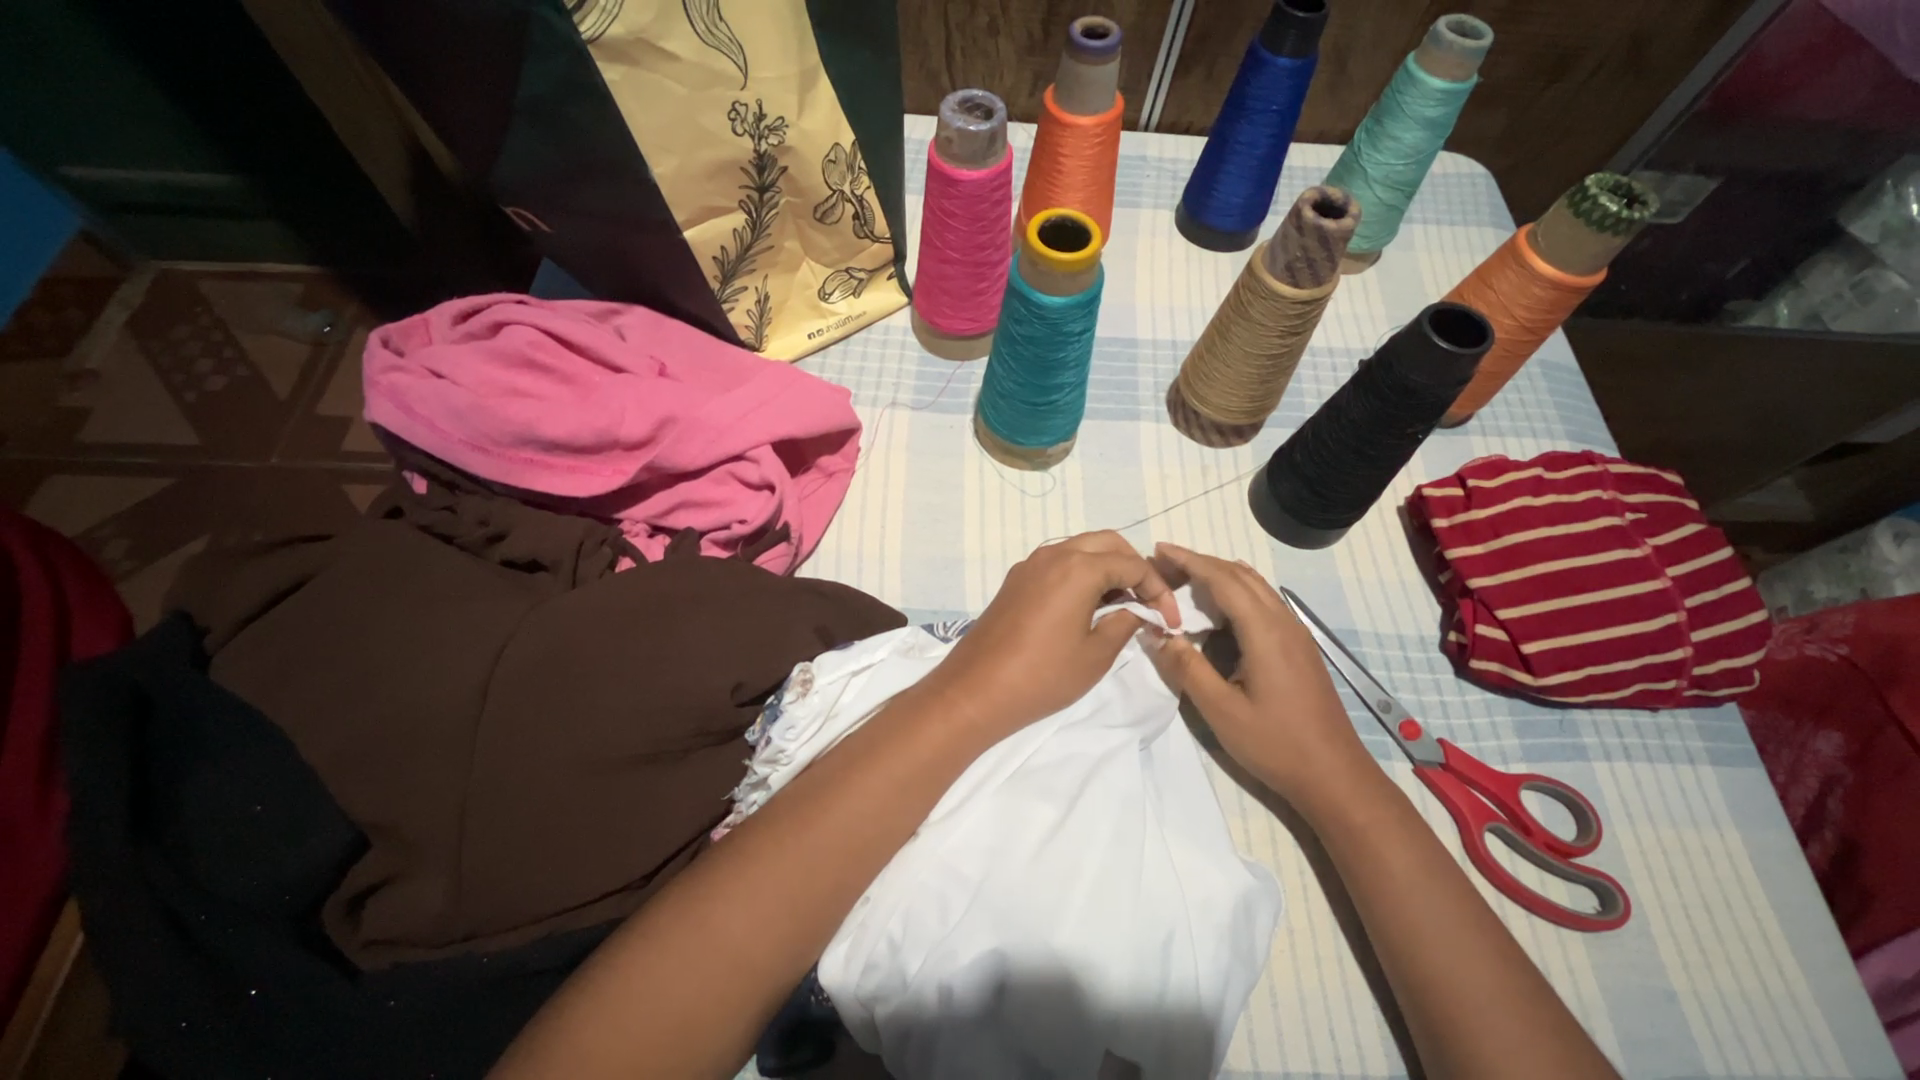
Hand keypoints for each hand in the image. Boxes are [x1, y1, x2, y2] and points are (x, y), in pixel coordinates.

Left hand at [921, 531, 1176, 735]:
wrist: (975, 691)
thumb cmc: (1042, 676)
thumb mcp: (1095, 655)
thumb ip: (1124, 623)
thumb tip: (1136, 610)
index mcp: (1078, 568)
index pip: (1133, 565)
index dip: (1158, 591)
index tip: (1169, 621)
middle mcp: (1053, 555)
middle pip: (1107, 544)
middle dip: (1134, 567)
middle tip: (1149, 602)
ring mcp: (1029, 566)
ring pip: (1080, 549)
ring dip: (1106, 568)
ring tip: (1123, 604)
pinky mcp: (1015, 581)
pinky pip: (1058, 564)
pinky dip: (1081, 575)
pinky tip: (1089, 607)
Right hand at [1145, 543, 1376, 810]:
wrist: (1334, 775)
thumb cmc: (1275, 744)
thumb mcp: (1220, 710)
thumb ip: (1186, 667)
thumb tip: (1156, 633)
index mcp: (1265, 631)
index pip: (1223, 579)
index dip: (1189, 561)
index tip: (1158, 550)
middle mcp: (1284, 622)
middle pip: (1240, 576)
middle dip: (1201, 563)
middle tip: (1163, 564)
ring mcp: (1296, 634)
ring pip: (1255, 587)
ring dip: (1220, 576)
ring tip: (1184, 580)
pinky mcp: (1299, 648)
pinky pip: (1264, 603)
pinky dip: (1236, 593)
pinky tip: (1219, 610)